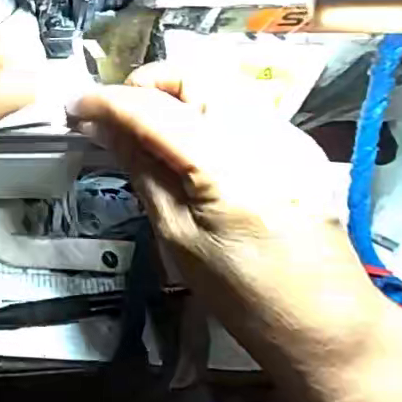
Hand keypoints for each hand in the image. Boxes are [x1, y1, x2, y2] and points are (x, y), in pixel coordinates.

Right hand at [68, 63, 394, 380]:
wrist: (328, 325)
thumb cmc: (242, 294)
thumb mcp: (175, 234)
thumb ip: (140, 167)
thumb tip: (99, 128)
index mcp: (229, 170)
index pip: (153, 111)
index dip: (105, 101)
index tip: (74, 105)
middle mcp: (264, 138)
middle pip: (190, 76)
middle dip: (143, 86)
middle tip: (114, 116)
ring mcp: (287, 135)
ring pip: (214, 83)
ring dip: (170, 94)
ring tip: (145, 128)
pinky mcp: (297, 141)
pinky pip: (236, 102)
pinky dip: (199, 108)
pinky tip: (186, 142)